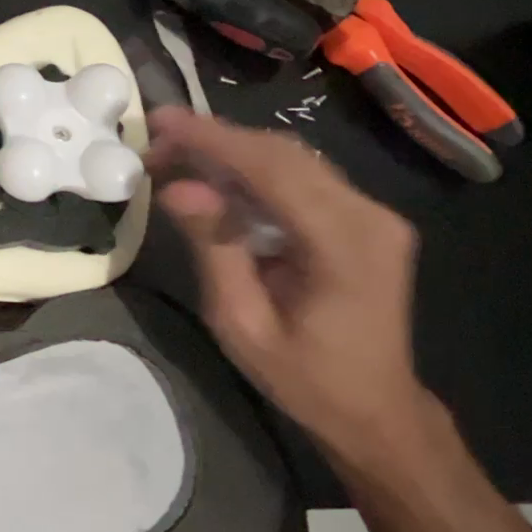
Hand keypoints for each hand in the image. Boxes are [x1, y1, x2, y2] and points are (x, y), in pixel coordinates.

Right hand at [143, 108, 428, 447]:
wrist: (375, 411)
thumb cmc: (306, 379)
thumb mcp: (242, 323)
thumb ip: (214, 248)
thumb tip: (177, 188)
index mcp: (345, 243)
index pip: (273, 169)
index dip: (213, 140)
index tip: (160, 121)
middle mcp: (369, 215)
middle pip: (285, 155)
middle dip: (216, 141)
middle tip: (156, 141)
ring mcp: (373, 215)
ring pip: (294, 161)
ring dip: (233, 153)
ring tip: (174, 156)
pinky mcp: (364, 221)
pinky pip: (303, 180)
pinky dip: (255, 172)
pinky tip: (216, 179)